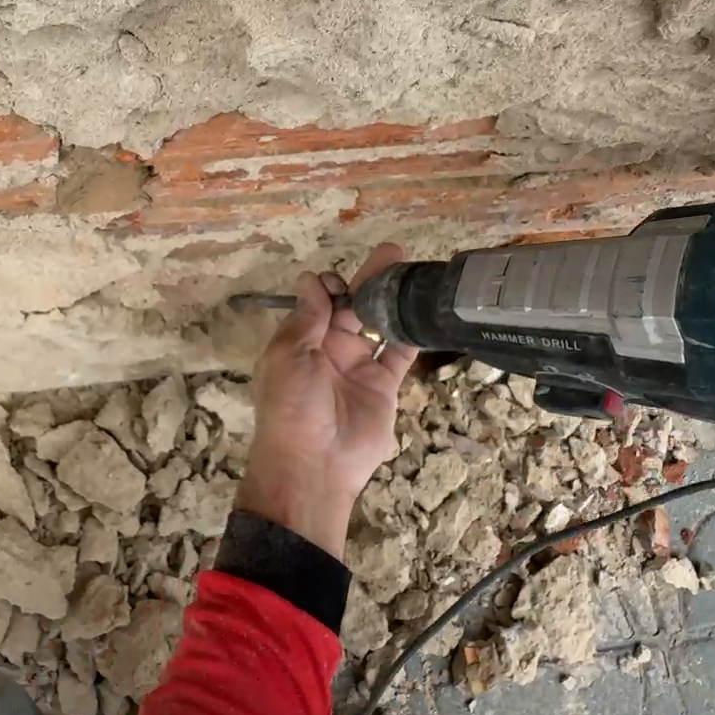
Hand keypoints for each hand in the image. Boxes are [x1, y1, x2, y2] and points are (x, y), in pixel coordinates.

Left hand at [236, 244, 419, 557]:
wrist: (313, 464)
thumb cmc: (292, 405)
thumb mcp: (289, 356)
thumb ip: (307, 318)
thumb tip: (310, 279)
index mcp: (300, 340)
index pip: (318, 301)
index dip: (330, 285)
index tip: (340, 279)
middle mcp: (329, 349)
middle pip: (351, 306)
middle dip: (369, 279)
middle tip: (392, 251)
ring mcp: (358, 366)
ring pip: (378, 323)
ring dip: (391, 299)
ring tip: (411, 269)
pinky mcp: (384, 385)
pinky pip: (399, 353)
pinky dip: (411, 333)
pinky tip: (424, 308)